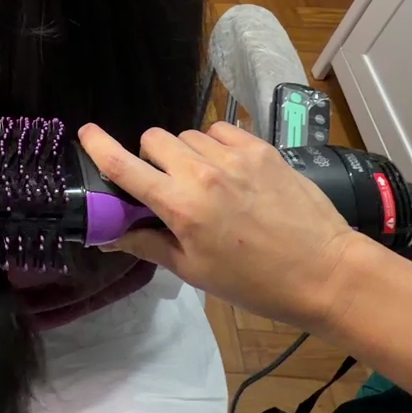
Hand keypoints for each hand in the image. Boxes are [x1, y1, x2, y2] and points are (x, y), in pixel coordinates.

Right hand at [79, 121, 369, 331]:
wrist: (327, 272)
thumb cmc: (255, 282)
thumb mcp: (195, 271)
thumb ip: (147, 244)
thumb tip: (107, 235)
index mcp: (180, 206)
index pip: (124, 166)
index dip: (98, 146)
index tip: (84, 133)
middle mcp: (201, 173)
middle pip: (152, 139)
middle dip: (151, 157)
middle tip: (168, 184)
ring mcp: (232, 155)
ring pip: (186, 135)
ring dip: (185, 153)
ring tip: (207, 181)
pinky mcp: (258, 146)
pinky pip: (219, 130)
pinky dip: (215, 145)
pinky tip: (230, 169)